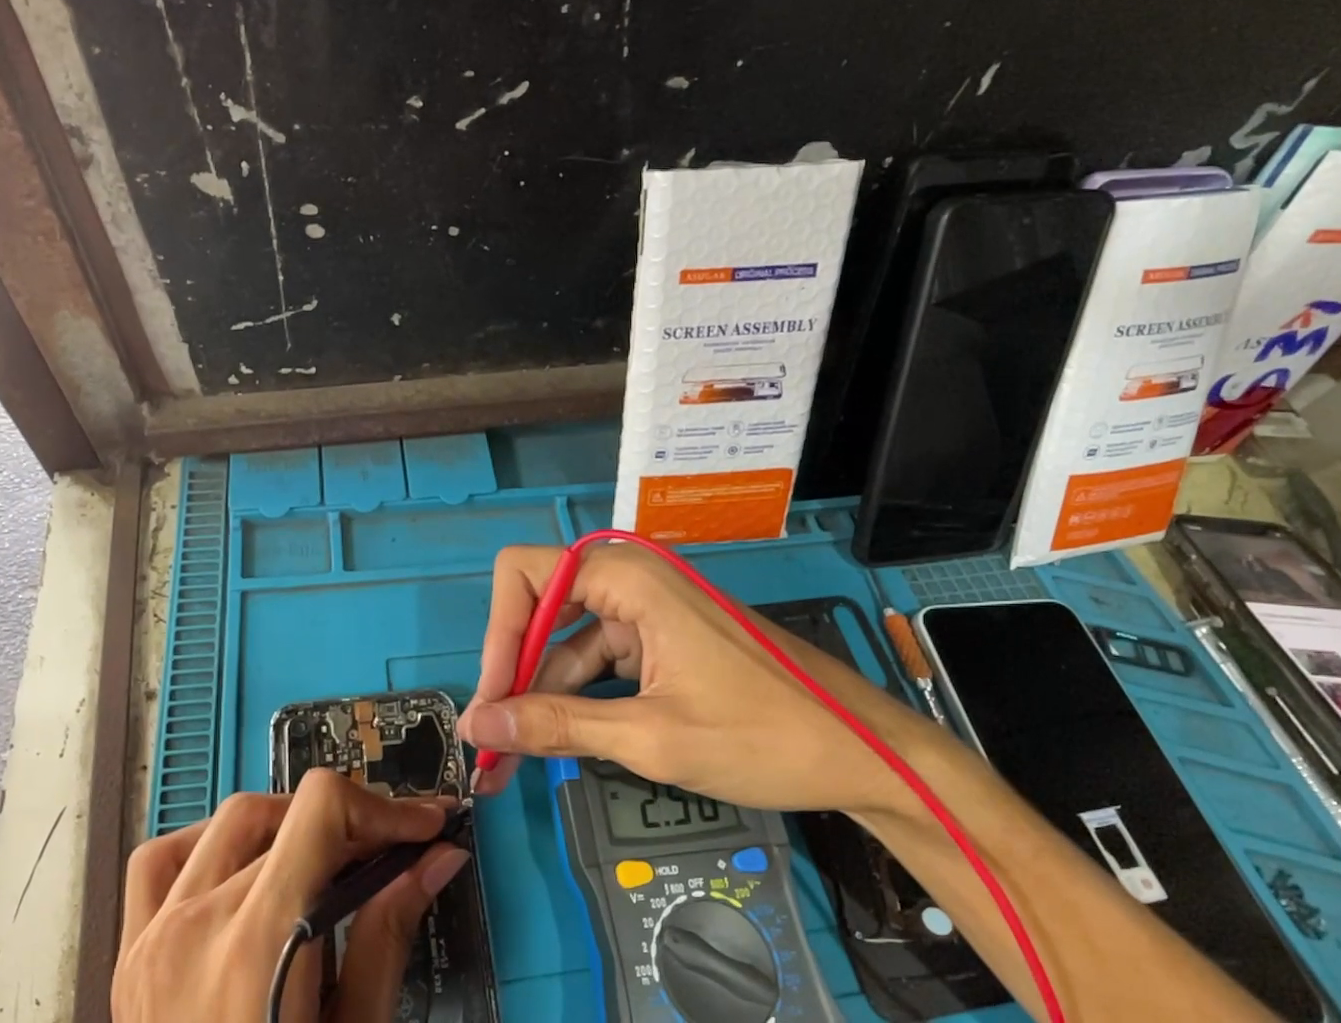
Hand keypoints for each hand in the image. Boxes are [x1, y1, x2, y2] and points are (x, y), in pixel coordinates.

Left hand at [113, 770, 470, 1021]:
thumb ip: (388, 936)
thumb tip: (434, 863)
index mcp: (256, 945)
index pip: (320, 811)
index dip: (381, 808)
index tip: (419, 828)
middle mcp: (197, 926)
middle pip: (285, 815)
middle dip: (352, 826)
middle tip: (391, 855)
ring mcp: (154, 937)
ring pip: (228, 822)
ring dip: (287, 825)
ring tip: (323, 861)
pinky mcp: (131, 954)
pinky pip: (161, 861)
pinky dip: (209, 845)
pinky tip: (241, 871)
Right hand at [460, 543, 941, 815]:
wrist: (863, 754)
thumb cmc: (762, 736)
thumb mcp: (650, 738)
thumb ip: (556, 725)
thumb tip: (477, 725)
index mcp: (631, 580)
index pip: (525, 575)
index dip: (496, 635)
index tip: (490, 702)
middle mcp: (635, 582)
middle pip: (540, 611)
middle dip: (511, 675)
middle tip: (489, 743)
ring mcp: (651, 614)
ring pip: (568, 645)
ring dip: (539, 699)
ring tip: (510, 766)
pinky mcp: (666, 643)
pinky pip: (601, 662)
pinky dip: (576, 701)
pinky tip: (555, 746)